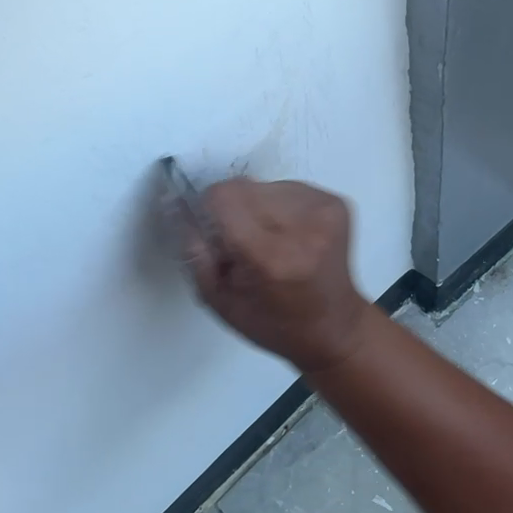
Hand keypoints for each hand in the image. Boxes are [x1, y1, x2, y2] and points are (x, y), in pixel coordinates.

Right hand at [184, 178, 376, 373]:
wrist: (335, 327)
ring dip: (256, 207)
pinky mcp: (336, 202)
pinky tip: (288, 234)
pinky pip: (287, 187)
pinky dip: (278, 206)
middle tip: (242, 244)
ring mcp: (324, 211)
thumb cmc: (273, 324)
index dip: (209, 210)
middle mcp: (304, 227)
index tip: (214, 234)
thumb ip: (194, 252)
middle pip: (243, 188)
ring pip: (263, 185)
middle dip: (232, 210)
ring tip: (268, 240)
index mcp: (272, 257)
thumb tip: (176, 202)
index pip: (223, 198)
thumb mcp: (220, 301)